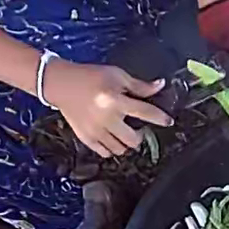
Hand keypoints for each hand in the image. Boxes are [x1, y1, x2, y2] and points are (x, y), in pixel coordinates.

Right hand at [41, 60, 171, 156]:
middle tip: (137, 128)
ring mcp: (95, 131)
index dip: (161, 118)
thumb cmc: (90, 77)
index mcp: (116, 101)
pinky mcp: (85, 138)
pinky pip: (105, 153)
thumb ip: (139, 86)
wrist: (60, 83)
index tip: (168, 121)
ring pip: (120, 149)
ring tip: (124, 133)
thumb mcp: (116, 76)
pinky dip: (111, 149)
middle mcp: (107, 119)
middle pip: (133, 140)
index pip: (146, 113)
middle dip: (139, 135)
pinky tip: (112, 138)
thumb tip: (160, 86)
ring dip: (126, 143)